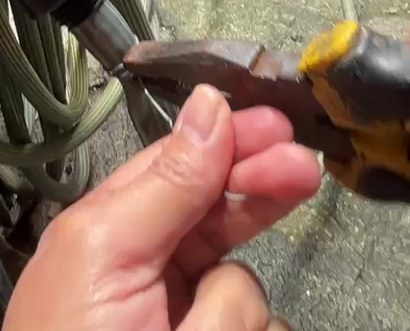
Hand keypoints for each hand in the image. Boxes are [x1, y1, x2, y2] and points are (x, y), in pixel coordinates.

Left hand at [5, 85, 323, 329]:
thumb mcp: (107, 253)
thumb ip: (166, 181)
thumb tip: (211, 101)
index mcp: (114, 228)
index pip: (181, 166)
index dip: (231, 140)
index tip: (280, 125)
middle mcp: (154, 269)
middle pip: (222, 217)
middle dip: (259, 192)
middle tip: (301, 170)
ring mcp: (187, 322)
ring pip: (245, 291)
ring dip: (224, 317)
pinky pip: (259, 329)